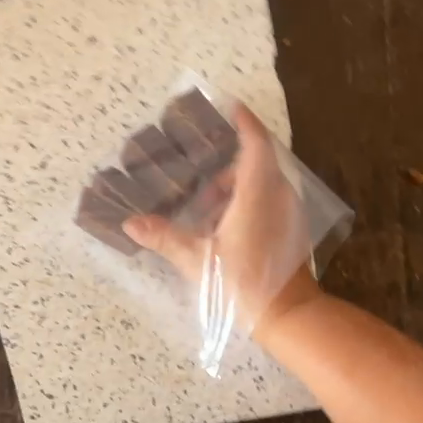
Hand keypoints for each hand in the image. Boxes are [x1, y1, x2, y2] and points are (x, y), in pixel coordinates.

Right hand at [122, 106, 323, 341]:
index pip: (254, 143)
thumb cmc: (242, 283)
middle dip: (227, 168)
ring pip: (262, 185)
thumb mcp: (197, 261)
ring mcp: (289, 213)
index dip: (244, 122)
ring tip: (207, 216)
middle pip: (256, 164)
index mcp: (257, 192)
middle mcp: (279, 195)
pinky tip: (224, 233)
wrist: (286, 314)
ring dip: (235, 191)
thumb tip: (131, 224)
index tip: (231, 107)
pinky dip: (246, 205)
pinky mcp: (291, 230)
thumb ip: (165, 238)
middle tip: (200, 185)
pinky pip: (268, 202)